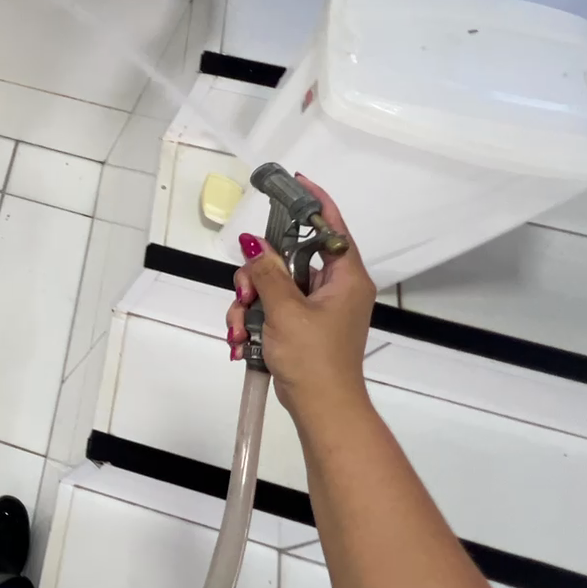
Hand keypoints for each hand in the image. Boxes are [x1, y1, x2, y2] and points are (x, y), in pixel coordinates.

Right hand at [225, 175, 376, 423]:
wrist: (320, 406)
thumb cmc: (313, 356)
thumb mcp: (285, 310)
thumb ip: (267, 272)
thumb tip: (252, 242)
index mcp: (344, 278)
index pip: (330, 229)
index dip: (313, 203)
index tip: (296, 181)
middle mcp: (332, 287)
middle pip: (285, 259)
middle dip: (255, 276)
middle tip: (244, 294)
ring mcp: (314, 306)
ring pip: (269, 284)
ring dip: (248, 304)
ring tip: (243, 329)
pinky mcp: (297, 323)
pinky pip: (267, 306)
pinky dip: (251, 319)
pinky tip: (243, 339)